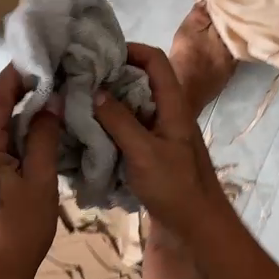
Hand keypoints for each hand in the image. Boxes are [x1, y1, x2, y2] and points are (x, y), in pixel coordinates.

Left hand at [0, 65, 63, 278]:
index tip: (43, 60)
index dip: (19, 73)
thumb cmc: (18, 234)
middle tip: (48, 80)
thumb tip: (52, 102)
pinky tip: (22, 134)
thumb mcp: (40, 183)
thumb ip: (43, 137)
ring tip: (41, 103)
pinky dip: (0, 131)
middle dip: (16, 90)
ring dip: (9, 111)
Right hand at [92, 43, 226, 237]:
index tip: (100, 55)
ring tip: (81, 101)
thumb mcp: (143, 152)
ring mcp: (160, 130)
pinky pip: (130, 125)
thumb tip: (94, 90)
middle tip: (82, 78)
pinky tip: (91, 129)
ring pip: (134, 102)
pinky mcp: (152, 148)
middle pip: (141, 78)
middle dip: (113, 74)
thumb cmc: (175, 187)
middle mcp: (168, 110)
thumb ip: (119, 120)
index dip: (130, 50)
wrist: (198, 228)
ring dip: (110, 100)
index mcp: (173, 104)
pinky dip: (112, 121)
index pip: (155, 59)